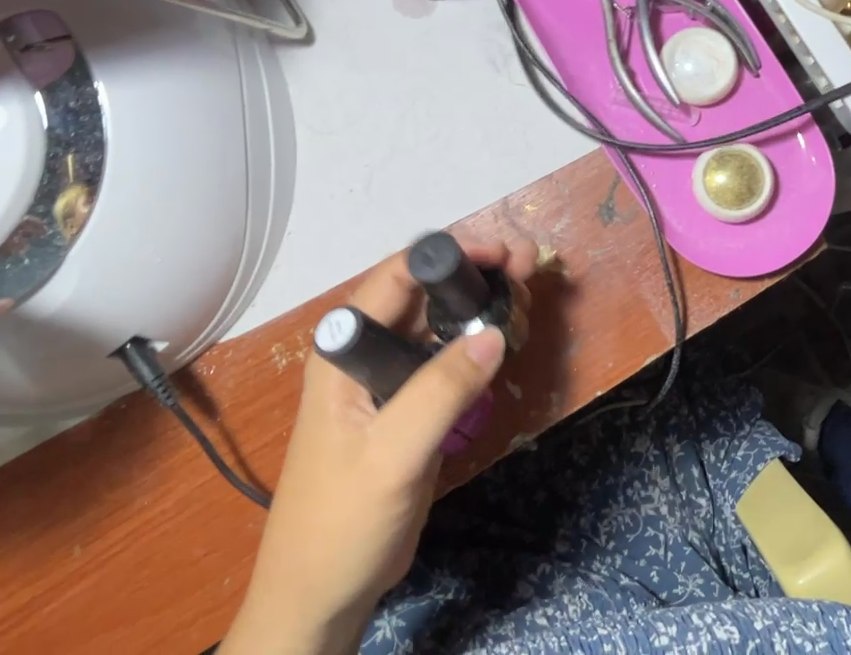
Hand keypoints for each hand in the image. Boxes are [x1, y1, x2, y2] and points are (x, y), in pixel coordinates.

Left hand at [223, 237, 536, 654]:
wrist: (323, 594)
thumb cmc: (342, 521)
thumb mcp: (392, 455)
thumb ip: (440, 391)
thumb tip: (495, 331)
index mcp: (344, 352)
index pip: (396, 278)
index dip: (449, 255)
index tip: (502, 256)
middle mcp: (366, 356)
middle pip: (424, 294)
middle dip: (476, 275)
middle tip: (527, 273)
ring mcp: (390, 383)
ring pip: (441, 325)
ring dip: (483, 307)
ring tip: (526, 306)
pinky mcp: (411, 410)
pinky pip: (450, 361)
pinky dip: (481, 345)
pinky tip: (509, 343)